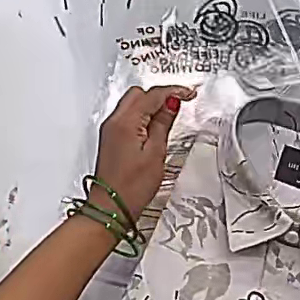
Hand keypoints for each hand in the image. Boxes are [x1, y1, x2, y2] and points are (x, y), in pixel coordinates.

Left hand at [93, 85, 195, 220]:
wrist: (110, 208)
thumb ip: (163, 123)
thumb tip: (172, 104)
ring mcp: (110, 130)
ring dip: (151, 104)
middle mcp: (114, 122)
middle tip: (181, 103)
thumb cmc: (131, 187)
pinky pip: (128, 116)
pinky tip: (155, 126)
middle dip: (161, 95)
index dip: (173, 91)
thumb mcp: (156, 153)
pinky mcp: (111, 139)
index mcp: (125, 122)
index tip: (189, 93)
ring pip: (132, 103)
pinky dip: (143, 115)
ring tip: (170, 116)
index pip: (152, 95)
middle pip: (139, 93)